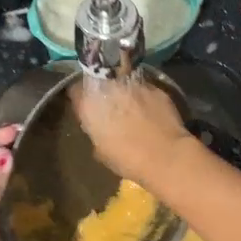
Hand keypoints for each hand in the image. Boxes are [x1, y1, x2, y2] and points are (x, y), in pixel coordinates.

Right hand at [71, 76, 191, 180]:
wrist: (165, 156)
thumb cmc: (128, 159)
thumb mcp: (101, 150)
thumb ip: (96, 132)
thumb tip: (102, 127)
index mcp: (89, 104)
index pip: (75, 89)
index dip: (81, 96)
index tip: (86, 104)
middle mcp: (110, 87)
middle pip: (101, 81)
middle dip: (104, 90)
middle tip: (109, 103)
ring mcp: (134, 84)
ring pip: (124, 81)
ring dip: (125, 91)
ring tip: (131, 105)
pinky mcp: (156, 88)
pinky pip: (145, 89)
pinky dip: (145, 97)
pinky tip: (150, 109)